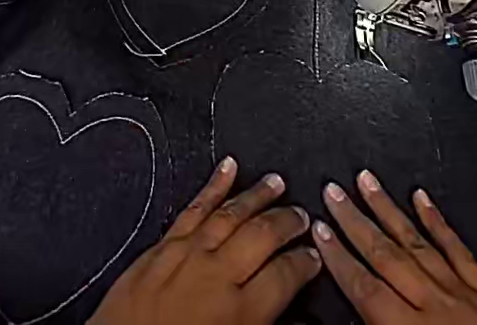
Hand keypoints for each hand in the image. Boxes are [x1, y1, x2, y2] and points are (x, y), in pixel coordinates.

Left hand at [90, 156, 322, 324]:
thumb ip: (260, 323)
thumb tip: (286, 312)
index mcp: (237, 314)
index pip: (285, 276)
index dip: (305, 263)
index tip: (314, 256)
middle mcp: (215, 276)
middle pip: (263, 235)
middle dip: (288, 221)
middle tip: (303, 214)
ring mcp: (187, 255)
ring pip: (232, 213)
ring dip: (258, 195)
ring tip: (277, 181)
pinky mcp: (162, 246)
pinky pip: (193, 208)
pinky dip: (213, 185)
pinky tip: (228, 167)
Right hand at [314, 171, 476, 324]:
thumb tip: (350, 320)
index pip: (365, 288)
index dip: (338, 257)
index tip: (318, 229)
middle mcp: (435, 307)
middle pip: (385, 255)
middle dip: (354, 220)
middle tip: (332, 190)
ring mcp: (462, 296)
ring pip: (416, 241)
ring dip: (387, 209)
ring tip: (365, 179)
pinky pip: (458, 250)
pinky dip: (438, 221)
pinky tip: (421, 196)